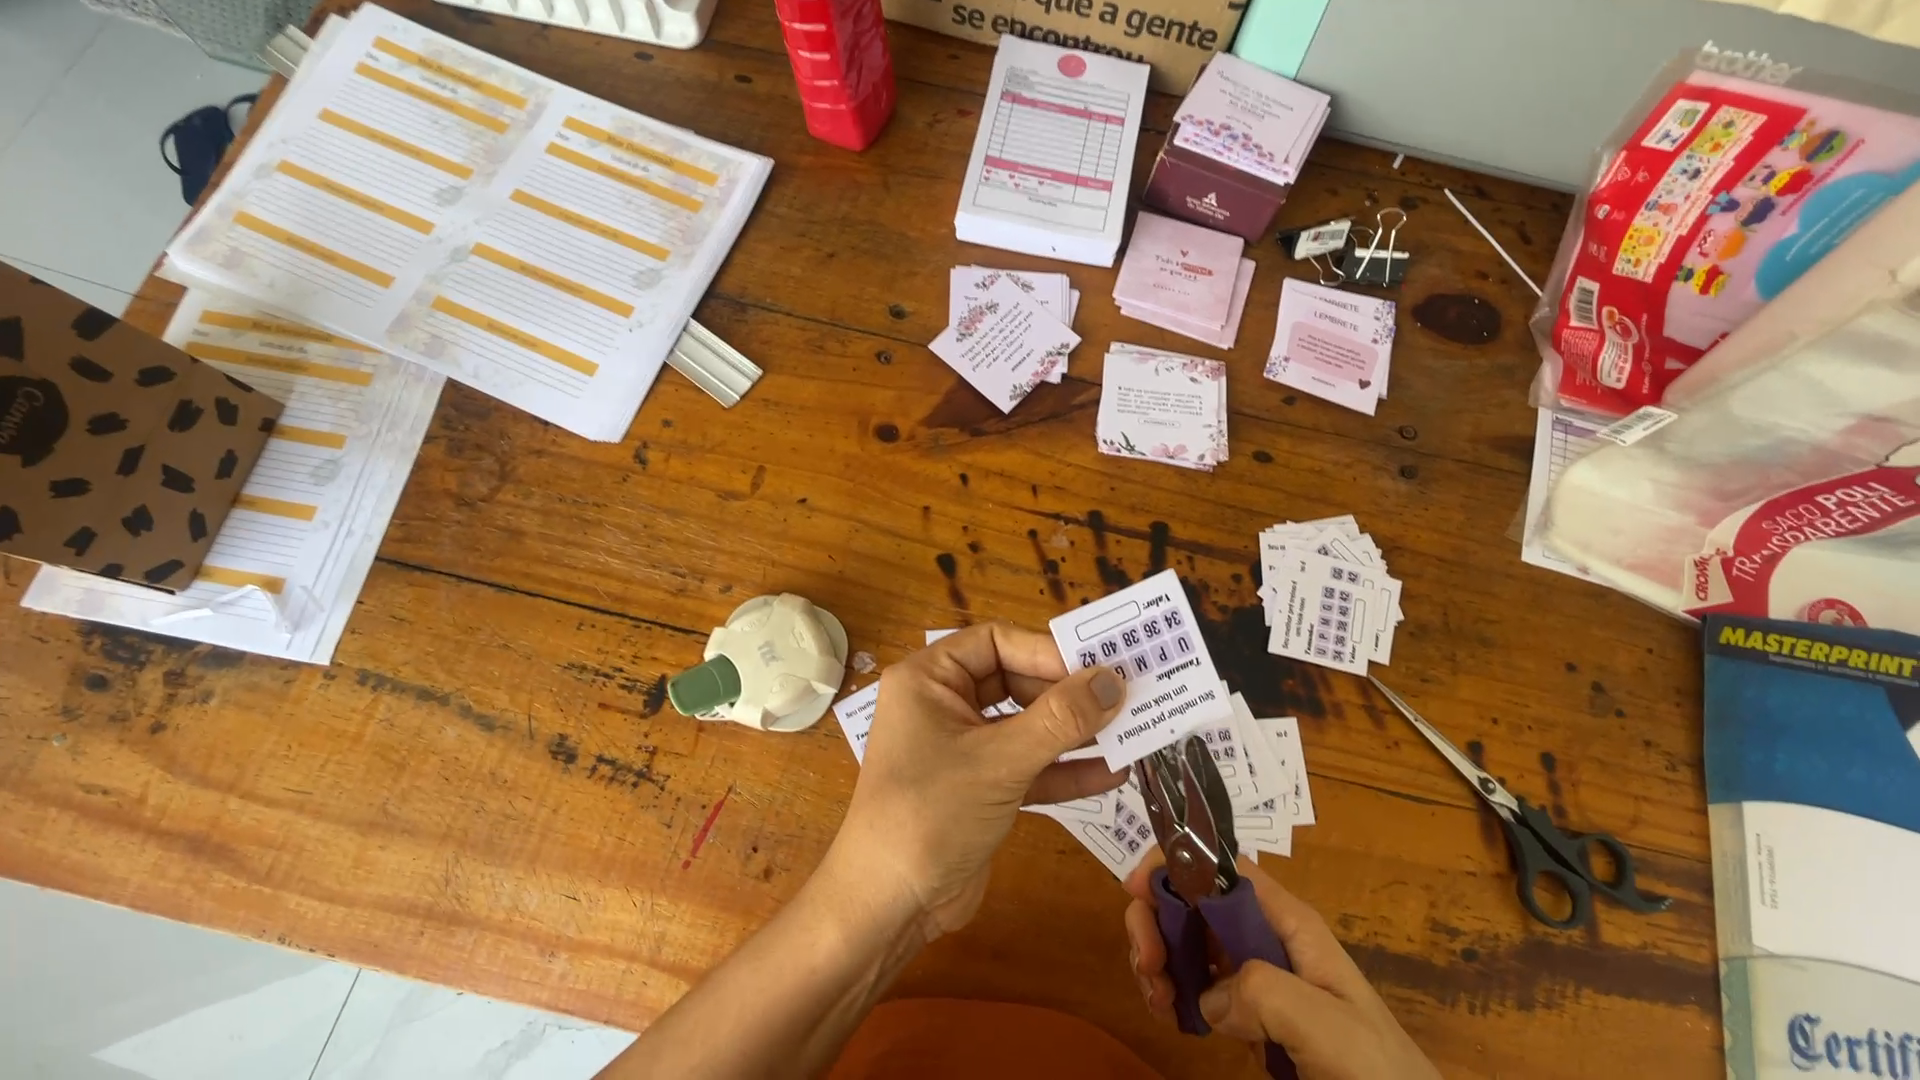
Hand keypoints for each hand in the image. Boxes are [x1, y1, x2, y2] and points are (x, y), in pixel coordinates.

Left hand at [833, 621, 1127, 939]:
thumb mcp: (999, 761)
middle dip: (1068, 693)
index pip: (996, 642)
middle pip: (1016, 681)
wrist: (890, 905)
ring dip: (1073, 733)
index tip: (1100, 665)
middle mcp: (944, 705)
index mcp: (929, 679)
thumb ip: (1060, 719)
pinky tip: (1111, 774)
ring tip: (1130, 731)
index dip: (1048, 650)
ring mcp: (962, 749)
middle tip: (1125, 697)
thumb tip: (1114, 679)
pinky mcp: (980, 788)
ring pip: (1026, 726)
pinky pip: (1028, 766)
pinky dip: (1064, 770)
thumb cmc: (932, 813)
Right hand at [1123, 854, 1439, 1079]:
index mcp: (1287, 923)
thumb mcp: (1330, 1026)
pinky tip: (1170, 1017)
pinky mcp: (1245, 1011)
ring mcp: (1252, 974)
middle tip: (1148, 969)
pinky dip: (1168, 992)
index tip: (1135, 894)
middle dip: (1155, 923)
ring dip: (1156, 960)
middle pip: (1190, 901)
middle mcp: (1263, 937)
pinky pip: (1191, 984)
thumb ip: (1267, 993)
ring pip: (1183, 940)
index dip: (1174, 864)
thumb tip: (1208, 996)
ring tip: (1158, 1002)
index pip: (1222, 867)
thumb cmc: (1377, 1070)